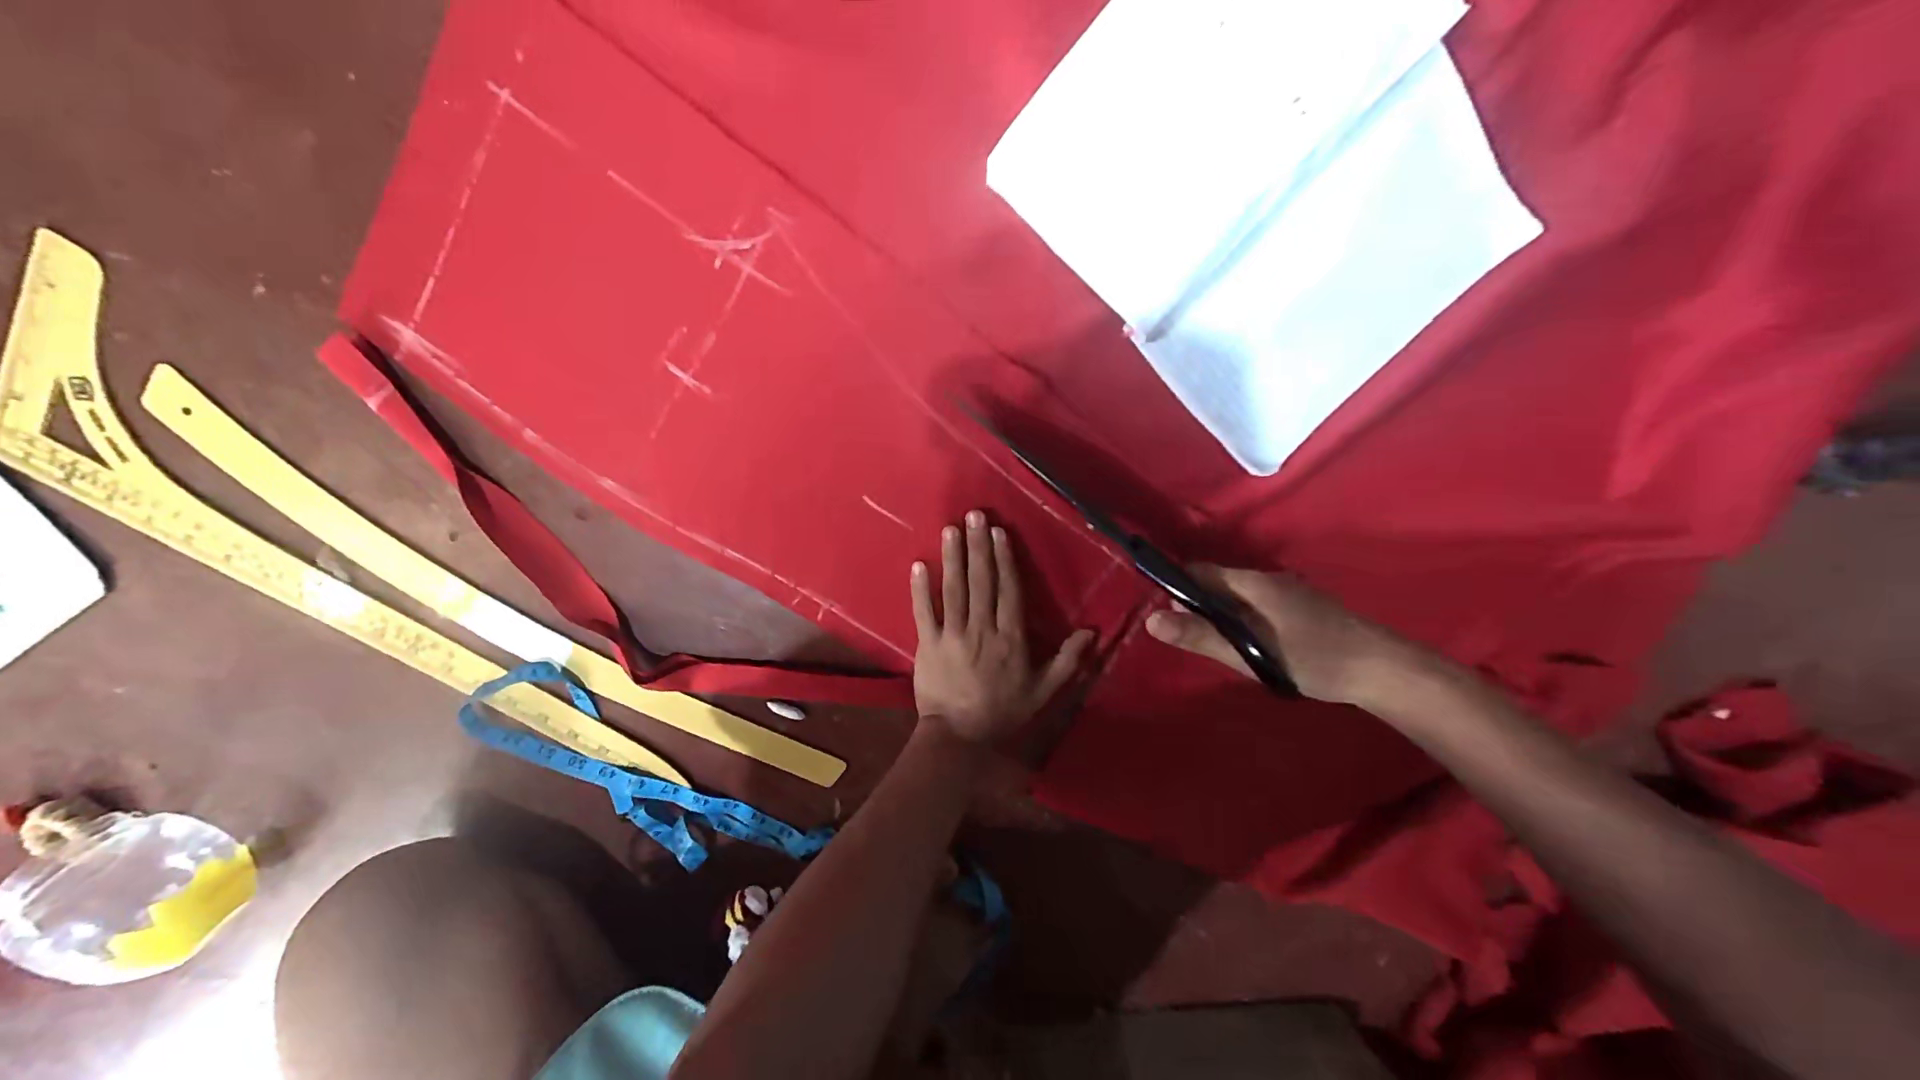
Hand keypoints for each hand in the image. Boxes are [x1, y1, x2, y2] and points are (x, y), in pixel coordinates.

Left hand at [910, 511, 1094, 743]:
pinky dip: (920, 588)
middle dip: (978, 546)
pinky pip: (923, 612)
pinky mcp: (927, 645)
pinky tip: (919, 564)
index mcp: (1011, 638)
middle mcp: (982, 629)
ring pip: (954, 589)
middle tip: (975, 515)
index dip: (1004, 559)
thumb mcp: (1044, 691)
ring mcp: (952, 636)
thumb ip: (1068, 661)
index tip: (1000, 532)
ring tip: (952, 528)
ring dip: (953, 557)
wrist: (960, 739)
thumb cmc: (1004, 713)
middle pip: (981, 581)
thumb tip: (1092, 632)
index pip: (1008, 590)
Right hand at [1144, 565, 1434, 706]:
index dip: (1177, 587)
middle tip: (1190, 637)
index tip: (1165, 614)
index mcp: (1254, 583)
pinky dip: (1244, 619)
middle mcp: (1270, 580)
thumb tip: (1151, 620)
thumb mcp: (1250, 653)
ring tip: (1216, 645)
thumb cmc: (1314, 658)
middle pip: (1220, 583)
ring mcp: (1291, 593)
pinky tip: (1251, 645)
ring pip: (1241, 596)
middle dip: (1199, 604)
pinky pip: (1260, 605)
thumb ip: (1201, 636)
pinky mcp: (1305, 609)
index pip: (1201, 572)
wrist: (1385, 670)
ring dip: (1223, 613)